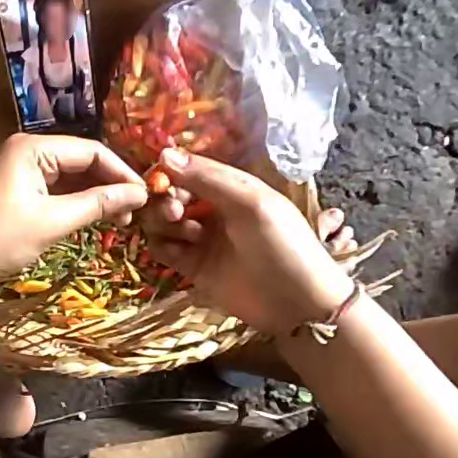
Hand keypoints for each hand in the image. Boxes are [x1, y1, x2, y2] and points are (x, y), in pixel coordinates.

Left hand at [0, 134, 147, 299]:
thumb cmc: (1, 238)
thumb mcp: (54, 221)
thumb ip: (98, 204)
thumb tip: (139, 194)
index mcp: (34, 147)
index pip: (91, 151)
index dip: (122, 173)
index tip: (145, 197)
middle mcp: (28, 149)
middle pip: (83, 160)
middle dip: (110, 185)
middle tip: (135, 213)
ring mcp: (22, 168)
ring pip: (72, 176)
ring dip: (96, 195)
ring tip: (120, 220)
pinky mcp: (19, 187)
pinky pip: (57, 188)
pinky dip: (78, 202)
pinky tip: (96, 218)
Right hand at [140, 148, 354, 335]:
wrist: (298, 304)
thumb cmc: (282, 245)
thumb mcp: (251, 203)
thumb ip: (208, 178)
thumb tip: (164, 153)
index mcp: (232, 188)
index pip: (189, 170)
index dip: (171, 171)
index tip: (159, 178)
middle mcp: (214, 210)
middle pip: (172, 195)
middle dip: (165, 198)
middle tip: (174, 211)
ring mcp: (203, 239)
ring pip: (164, 221)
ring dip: (161, 221)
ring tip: (179, 229)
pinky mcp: (194, 268)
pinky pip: (164, 249)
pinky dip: (160, 244)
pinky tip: (172, 248)